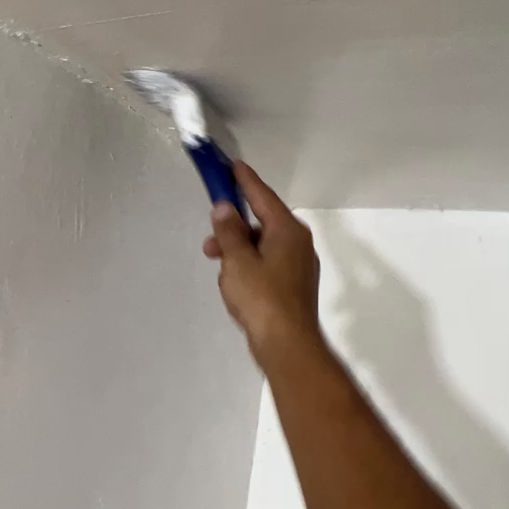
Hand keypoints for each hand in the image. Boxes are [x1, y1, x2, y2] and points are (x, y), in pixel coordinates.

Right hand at [203, 162, 323, 365]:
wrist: (286, 343)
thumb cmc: (261, 298)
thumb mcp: (237, 261)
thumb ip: (229, 232)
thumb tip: (225, 208)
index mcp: (287, 230)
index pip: (262, 196)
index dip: (245, 181)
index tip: (232, 165)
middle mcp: (298, 242)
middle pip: (262, 222)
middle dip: (234, 226)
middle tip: (210, 239)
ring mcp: (298, 265)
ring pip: (263, 245)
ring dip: (238, 249)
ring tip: (217, 266)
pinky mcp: (294, 285)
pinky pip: (268, 263)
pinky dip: (249, 263)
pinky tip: (234, 281)